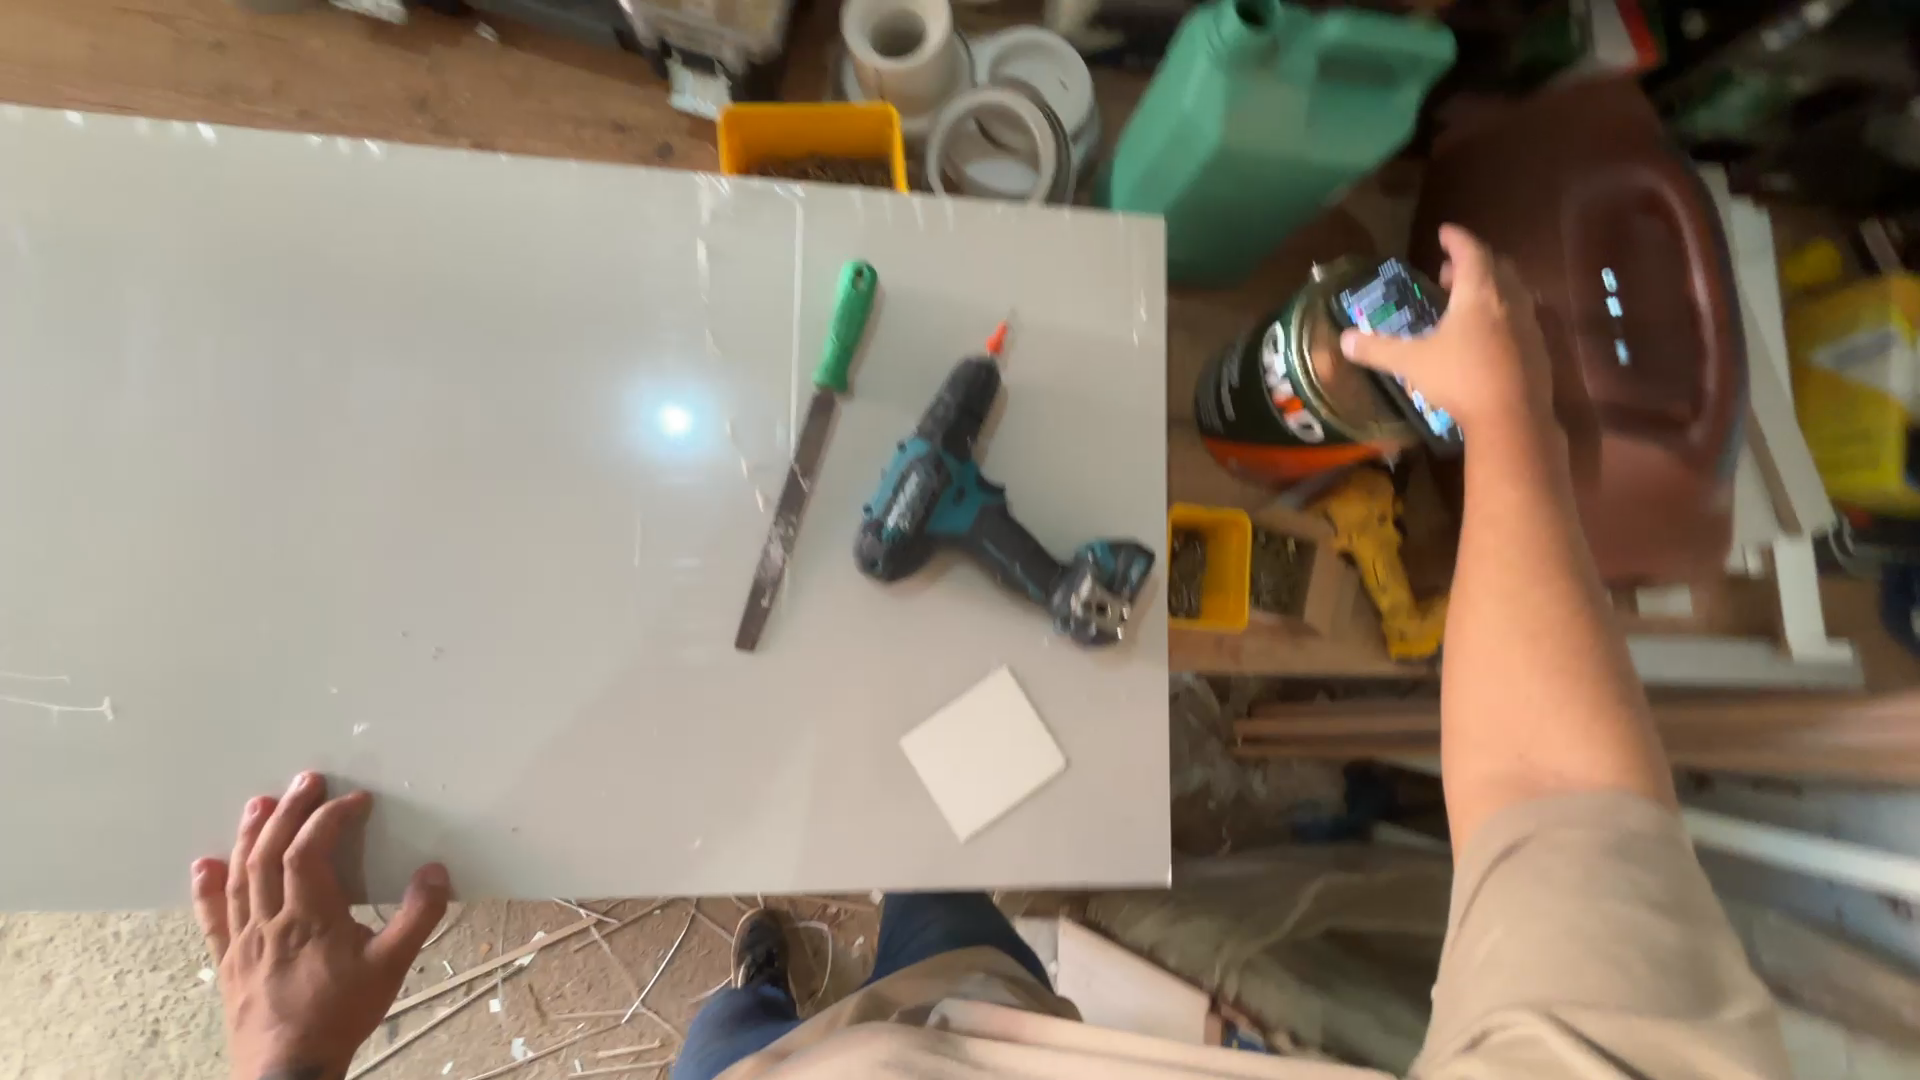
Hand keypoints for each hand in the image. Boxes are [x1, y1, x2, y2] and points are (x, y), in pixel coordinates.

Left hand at [191, 772, 450, 1079]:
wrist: (286, 1072)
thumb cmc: (342, 1013)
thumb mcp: (394, 964)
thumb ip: (418, 915)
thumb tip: (435, 870)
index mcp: (309, 919)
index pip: (309, 854)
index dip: (329, 820)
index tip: (355, 800)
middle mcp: (269, 923)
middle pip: (268, 857)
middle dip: (287, 813)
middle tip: (306, 780)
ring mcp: (243, 942)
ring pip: (238, 878)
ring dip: (249, 837)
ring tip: (259, 804)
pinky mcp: (230, 961)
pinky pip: (212, 917)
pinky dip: (207, 887)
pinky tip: (205, 864)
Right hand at [1339, 224, 1555, 440]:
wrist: (1511, 415)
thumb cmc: (1459, 378)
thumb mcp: (1410, 362)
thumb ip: (1377, 349)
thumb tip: (1344, 339)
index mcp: (1478, 294)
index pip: (1471, 253)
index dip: (1457, 240)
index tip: (1444, 231)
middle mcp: (1508, 300)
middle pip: (1496, 267)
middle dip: (1472, 263)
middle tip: (1448, 271)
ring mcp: (1527, 324)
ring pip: (1511, 291)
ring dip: (1488, 288)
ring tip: (1464, 301)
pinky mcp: (1536, 347)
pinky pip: (1518, 317)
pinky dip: (1499, 313)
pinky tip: (1483, 335)